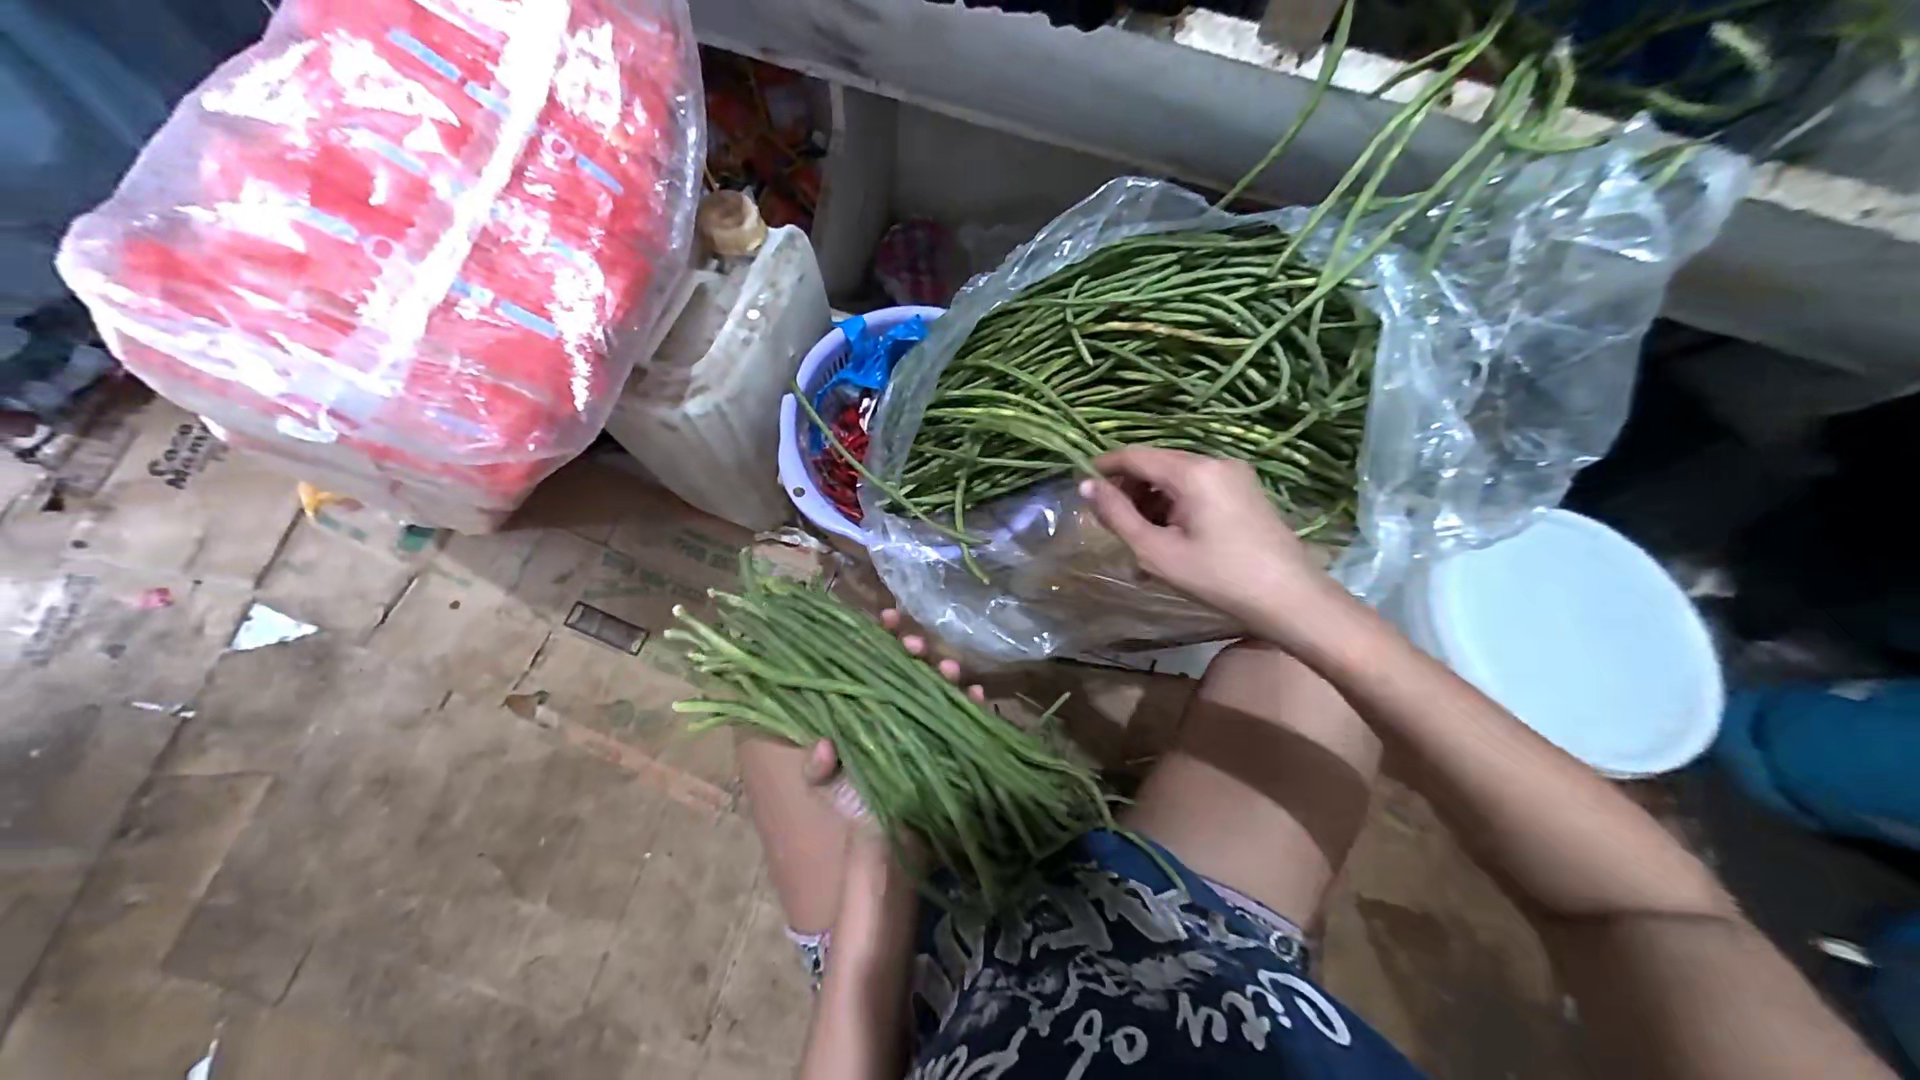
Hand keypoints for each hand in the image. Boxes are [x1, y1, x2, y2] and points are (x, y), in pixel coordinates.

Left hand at [800, 609, 981, 867]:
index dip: (882, 635)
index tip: (887, 619)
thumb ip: (818, 767)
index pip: (875, 659)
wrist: (889, 843)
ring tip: (947, 669)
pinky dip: (975, 703)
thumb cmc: (855, 806)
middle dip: (916, 648)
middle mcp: (900, 705)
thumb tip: (825, 745)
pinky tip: (977, 694)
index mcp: (869, 704)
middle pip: (911, 665)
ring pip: (941, 684)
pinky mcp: (955, 740)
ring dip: (946, 670)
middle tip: (915, 646)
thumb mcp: (826, 786)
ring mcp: (929, 720)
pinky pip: (969, 716)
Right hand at [1080, 446, 1337, 638]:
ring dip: (1152, 497)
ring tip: (1140, 535)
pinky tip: (1169, 534)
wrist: (1289, 598)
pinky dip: (1175, 502)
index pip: (1136, 456)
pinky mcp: (1246, 490)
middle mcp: (1216, 461)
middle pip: (1158, 463)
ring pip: (1177, 475)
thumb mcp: (1156, 551)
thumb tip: (1086, 485)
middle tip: (1110, 520)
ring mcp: (1235, 474)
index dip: (1105, 467)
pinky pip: (1198, 485)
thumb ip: (1117, 515)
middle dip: (1129, 487)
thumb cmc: (1217, 577)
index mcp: (1193, 472)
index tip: (1081, 485)